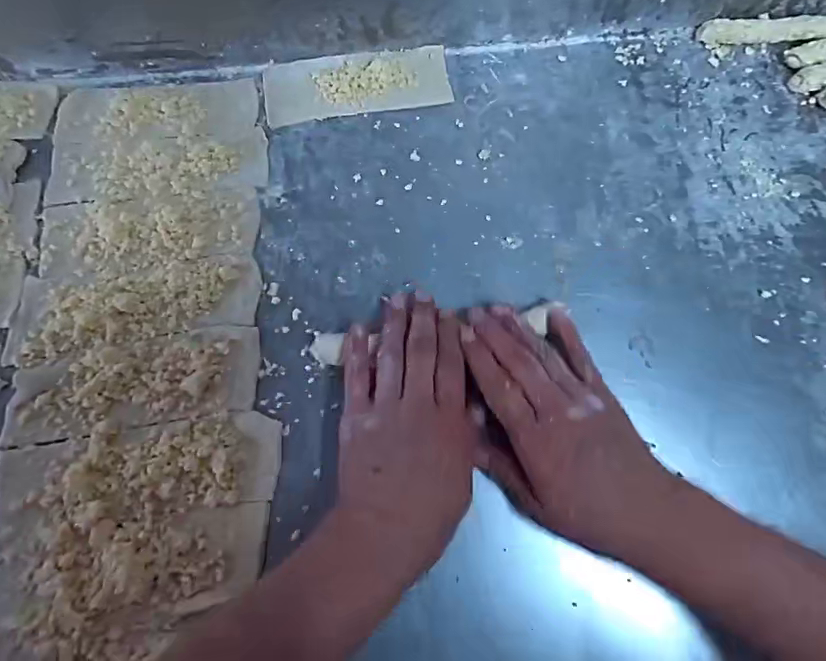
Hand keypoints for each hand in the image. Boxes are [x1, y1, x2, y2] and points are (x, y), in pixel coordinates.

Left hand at [331, 291, 475, 578]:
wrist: (383, 531)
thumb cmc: (431, 514)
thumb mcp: (463, 475)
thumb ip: (465, 434)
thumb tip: (470, 399)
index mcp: (448, 420)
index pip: (452, 367)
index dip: (450, 336)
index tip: (450, 313)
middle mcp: (418, 404)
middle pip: (422, 352)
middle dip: (422, 319)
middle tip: (421, 294)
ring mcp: (384, 407)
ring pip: (391, 355)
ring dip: (393, 324)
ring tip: (395, 299)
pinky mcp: (356, 414)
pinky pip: (357, 375)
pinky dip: (358, 350)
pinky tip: (361, 328)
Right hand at [461, 306, 683, 558]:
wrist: (648, 511)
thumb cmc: (586, 513)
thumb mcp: (535, 504)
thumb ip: (500, 467)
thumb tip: (465, 436)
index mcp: (535, 439)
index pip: (499, 389)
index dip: (478, 358)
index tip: (461, 334)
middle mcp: (555, 410)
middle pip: (518, 364)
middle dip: (492, 335)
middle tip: (471, 312)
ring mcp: (581, 397)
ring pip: (544, 355)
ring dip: (519, 329)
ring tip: (498, 308)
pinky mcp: (602, 392)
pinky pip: (581, 358)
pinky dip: (569, 334)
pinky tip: (555, 312)